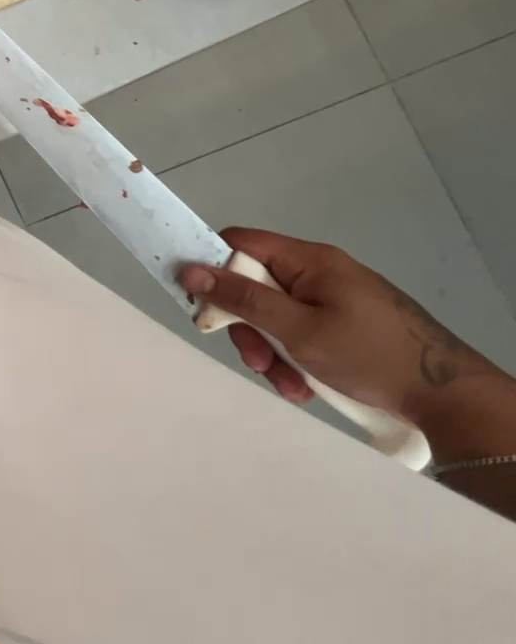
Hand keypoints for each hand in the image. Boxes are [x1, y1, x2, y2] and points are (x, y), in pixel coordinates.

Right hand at [178, 227, 505, 425]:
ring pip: (273, 316)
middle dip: (246, 326)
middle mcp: (320, 274)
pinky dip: (292, 359)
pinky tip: (302, 385)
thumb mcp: (297, 329)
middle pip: (253, 286)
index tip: (199, 299)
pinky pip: (299, 333)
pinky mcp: (345, 326)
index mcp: (311, 261)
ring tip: (286, 383)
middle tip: (253, 358)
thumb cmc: (372, 355)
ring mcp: (334, 301)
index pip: (239, 242)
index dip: (211, 264)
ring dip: (268, 350)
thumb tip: (188, 270)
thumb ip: (241, 298)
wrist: (456, 401)